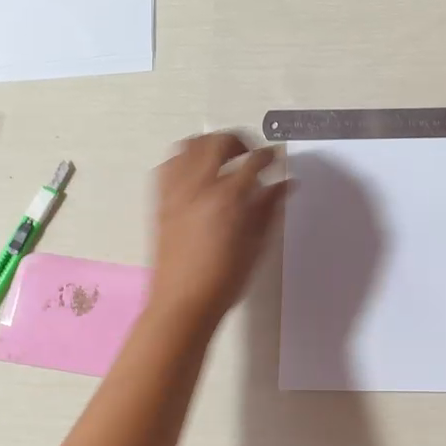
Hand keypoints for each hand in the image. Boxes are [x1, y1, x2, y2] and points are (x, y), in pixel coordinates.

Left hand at [149, 132, 287, 324]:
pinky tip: (197, 175)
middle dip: (240, 142)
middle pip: (218, 142)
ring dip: (210, 145)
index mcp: (228, 198)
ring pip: (189, 146)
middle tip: (251, 155)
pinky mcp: (160, 200)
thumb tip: (285, 184)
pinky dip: (185, 160)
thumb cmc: (224, 280)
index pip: (254, 161)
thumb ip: (270, 208)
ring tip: (223, 159)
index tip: (277, 159)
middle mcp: (199, 187)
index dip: (270, 156)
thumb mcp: (257, 245)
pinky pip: (169, 165)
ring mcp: (176, 191)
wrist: (182, 304)